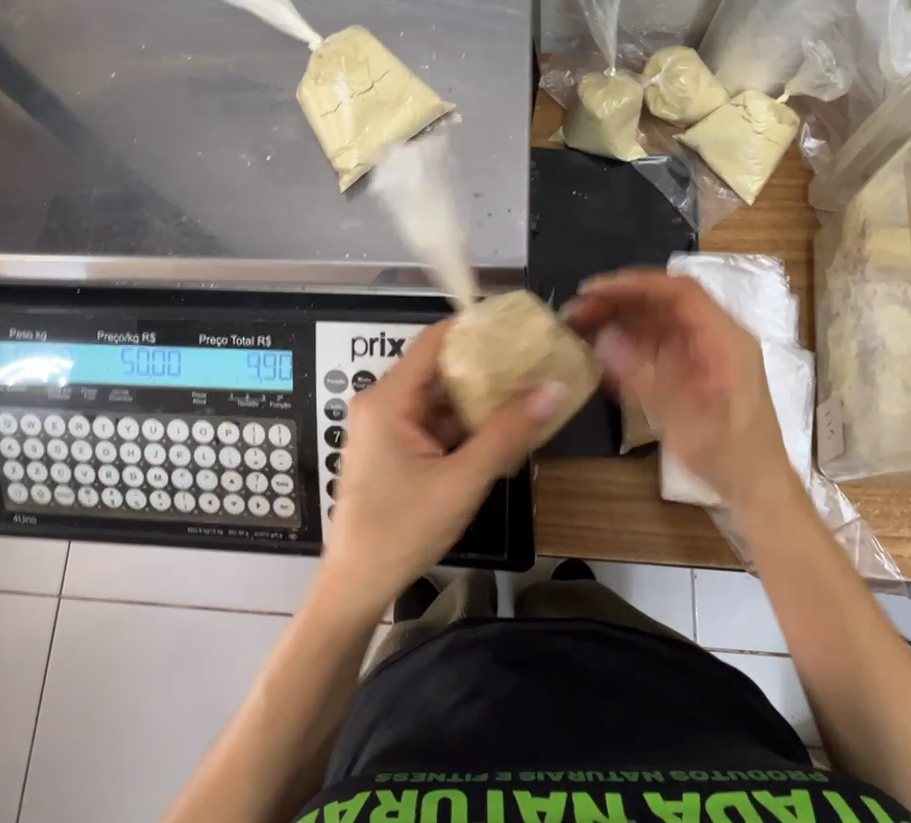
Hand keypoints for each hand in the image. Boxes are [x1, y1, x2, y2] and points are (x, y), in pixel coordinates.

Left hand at [318, 321, 564, 614]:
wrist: (358, 583)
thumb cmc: (400, 530)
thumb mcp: (462, 481)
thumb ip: (508, 433)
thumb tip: (552, 390)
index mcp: (387, 399)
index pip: (435, 341)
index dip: (477, 328)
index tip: (519, 327)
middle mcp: (383, 403)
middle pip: (440, 369)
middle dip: (488, 366)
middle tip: (537, 361)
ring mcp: (387, 428)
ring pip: (441, 399)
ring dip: (481, 399)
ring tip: (531, 390)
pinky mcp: (396, 450)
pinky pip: (436, 424)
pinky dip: (467, 426)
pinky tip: (505, 428)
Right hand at [565, 270, 791, 507]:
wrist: (757, 486)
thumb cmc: (728, 454)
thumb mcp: (682, 417)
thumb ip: (642, 375)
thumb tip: (602, 338)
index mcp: (725, 340)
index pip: (679, 293)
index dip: (635, 284)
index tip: (595, 291)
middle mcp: (715, 337)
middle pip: (664, 302)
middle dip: (619, 300)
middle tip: (577, 311)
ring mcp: (703, 352)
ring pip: (657, 319)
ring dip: (619, 318)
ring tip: (580, 325)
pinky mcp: (692, 367)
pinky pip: (657, 342)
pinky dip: (627, 341)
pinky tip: (599, 348)